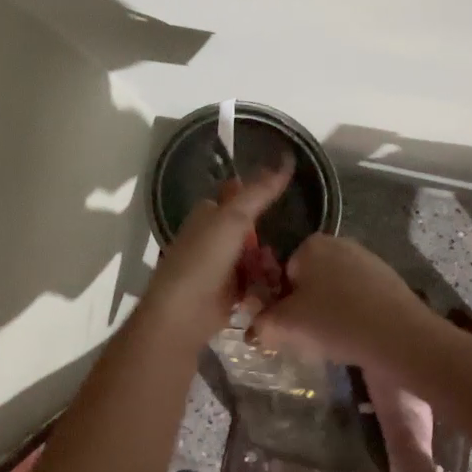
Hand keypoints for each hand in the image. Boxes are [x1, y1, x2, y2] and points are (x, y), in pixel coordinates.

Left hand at [138, 155, 291, 346]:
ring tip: (275, 277)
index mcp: (207, 213)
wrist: (183, 313)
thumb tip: (285, 158)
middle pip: (250, 233)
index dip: (260, 202)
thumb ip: (259, 192)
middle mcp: (211, 236)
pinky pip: (252, 285)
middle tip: (278, 254)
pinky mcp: (225, 294)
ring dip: (266, 269)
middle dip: (266, 243)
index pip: (239, 199)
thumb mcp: (234, 218)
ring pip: (254, 260)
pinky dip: (261, 289)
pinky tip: (269, 295)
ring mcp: (217, 266)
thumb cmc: (204, 258)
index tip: (288, 206)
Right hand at [249, 234, 432, 368]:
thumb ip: (262, 323)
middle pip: (310, 279)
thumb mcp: (286, 326)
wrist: (402, 338)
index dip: (282, 302)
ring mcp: (368, 259)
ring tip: (337, 341)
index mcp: (310, 244)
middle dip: (307, 305)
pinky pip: (361, 297)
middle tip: (310, 336)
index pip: (283, 272)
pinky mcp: (391, 280)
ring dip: (332, 311)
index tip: (289, 326)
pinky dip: (356, 314)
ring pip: (336, 288)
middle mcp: (339, 242)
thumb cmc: (336, 323)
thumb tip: (254, 328)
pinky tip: (360, 337)